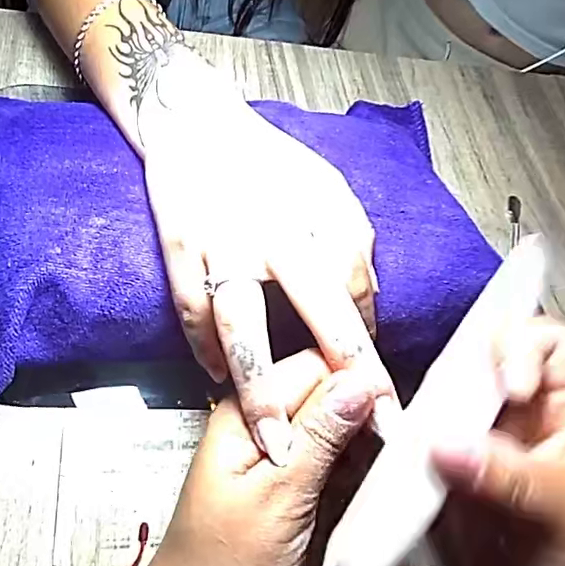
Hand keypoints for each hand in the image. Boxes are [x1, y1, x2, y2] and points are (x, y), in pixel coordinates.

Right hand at [134, 54, 399, 463]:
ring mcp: (218, 244)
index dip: (369, 362)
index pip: (354, 300)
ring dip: (256, 389)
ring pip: (239, 329)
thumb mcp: (325, 191)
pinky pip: (190, 311)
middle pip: (308, 318)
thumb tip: (363, 314)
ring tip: (272, 442)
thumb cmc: (267, 160)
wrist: (193, 123)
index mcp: (314, 219)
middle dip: (333, 385)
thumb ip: (348, 249)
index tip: (387, 414)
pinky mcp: (177, 249)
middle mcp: (269, 235)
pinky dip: (202, 349)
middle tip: (353, 442)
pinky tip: (214, 377)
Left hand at [135, 352, 378, 565]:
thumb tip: (357, 383)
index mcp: (244, 410)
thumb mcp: (279, 497)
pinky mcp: (281, 477)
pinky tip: (350, 494)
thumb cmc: (222, 565)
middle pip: (322, 393)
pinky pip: (323, 458)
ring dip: (355, 449)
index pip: (310, 367)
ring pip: (328, 426)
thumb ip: (319, 437)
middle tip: (383, 458)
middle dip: (360, 419)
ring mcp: (269, 448)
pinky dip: (344, 472)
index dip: (356, 386)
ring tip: (362, 483)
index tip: (390, 419)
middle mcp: (255, 420)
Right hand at [430, 319, 564, 565]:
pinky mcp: (449, 462)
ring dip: (428, 398)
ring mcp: (482, 438)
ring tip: (418, 423)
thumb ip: (509, 478)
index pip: (548, 345)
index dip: (523, 349)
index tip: (506, 387)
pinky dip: (407, 431)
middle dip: (459, 364)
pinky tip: (402, 443)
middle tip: (444, 398)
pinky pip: (422, 429)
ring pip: (447, 390)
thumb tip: (445, 444)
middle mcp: (521, 416)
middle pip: (484, 356)